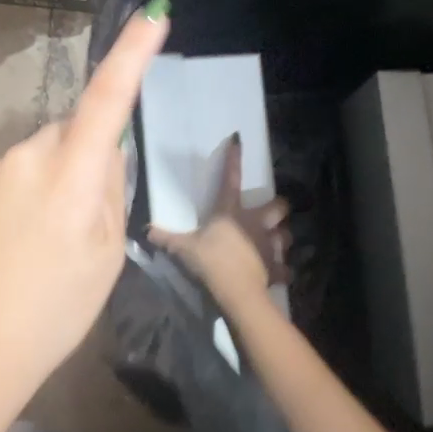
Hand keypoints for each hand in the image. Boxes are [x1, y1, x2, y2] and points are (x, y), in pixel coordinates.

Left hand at [0, 0, 170, 414]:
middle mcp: (28, 156)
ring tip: (37, 246)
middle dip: (80, 161)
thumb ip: (109, 189)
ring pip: (37, 158)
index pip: (109, 99)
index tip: (153, 15)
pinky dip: (15, 199)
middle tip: (78, 225)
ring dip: (46, 184)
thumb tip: (104, 149)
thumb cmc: (54, 311)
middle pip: (70, 136)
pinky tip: (7, 246)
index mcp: (71, 175)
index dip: (133, 54)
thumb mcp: (107, 256)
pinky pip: (6, 177)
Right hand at [147, 134, 290, 312]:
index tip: (239, 140)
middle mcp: (254, 223)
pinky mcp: (275, 267)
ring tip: (278, 240)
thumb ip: (166, 238)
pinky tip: (282, 273)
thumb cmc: (211, 262)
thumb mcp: (184, 249)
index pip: (231, 179)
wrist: (236, 291)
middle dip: (279, 206)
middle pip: (278, 207)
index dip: (234, 159)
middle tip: (273, 210)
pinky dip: (284, 270)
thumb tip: (145, 230)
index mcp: (231, 212)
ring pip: (286, 234)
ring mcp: (268, 244)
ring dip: (283, 236)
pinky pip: (285, 268)